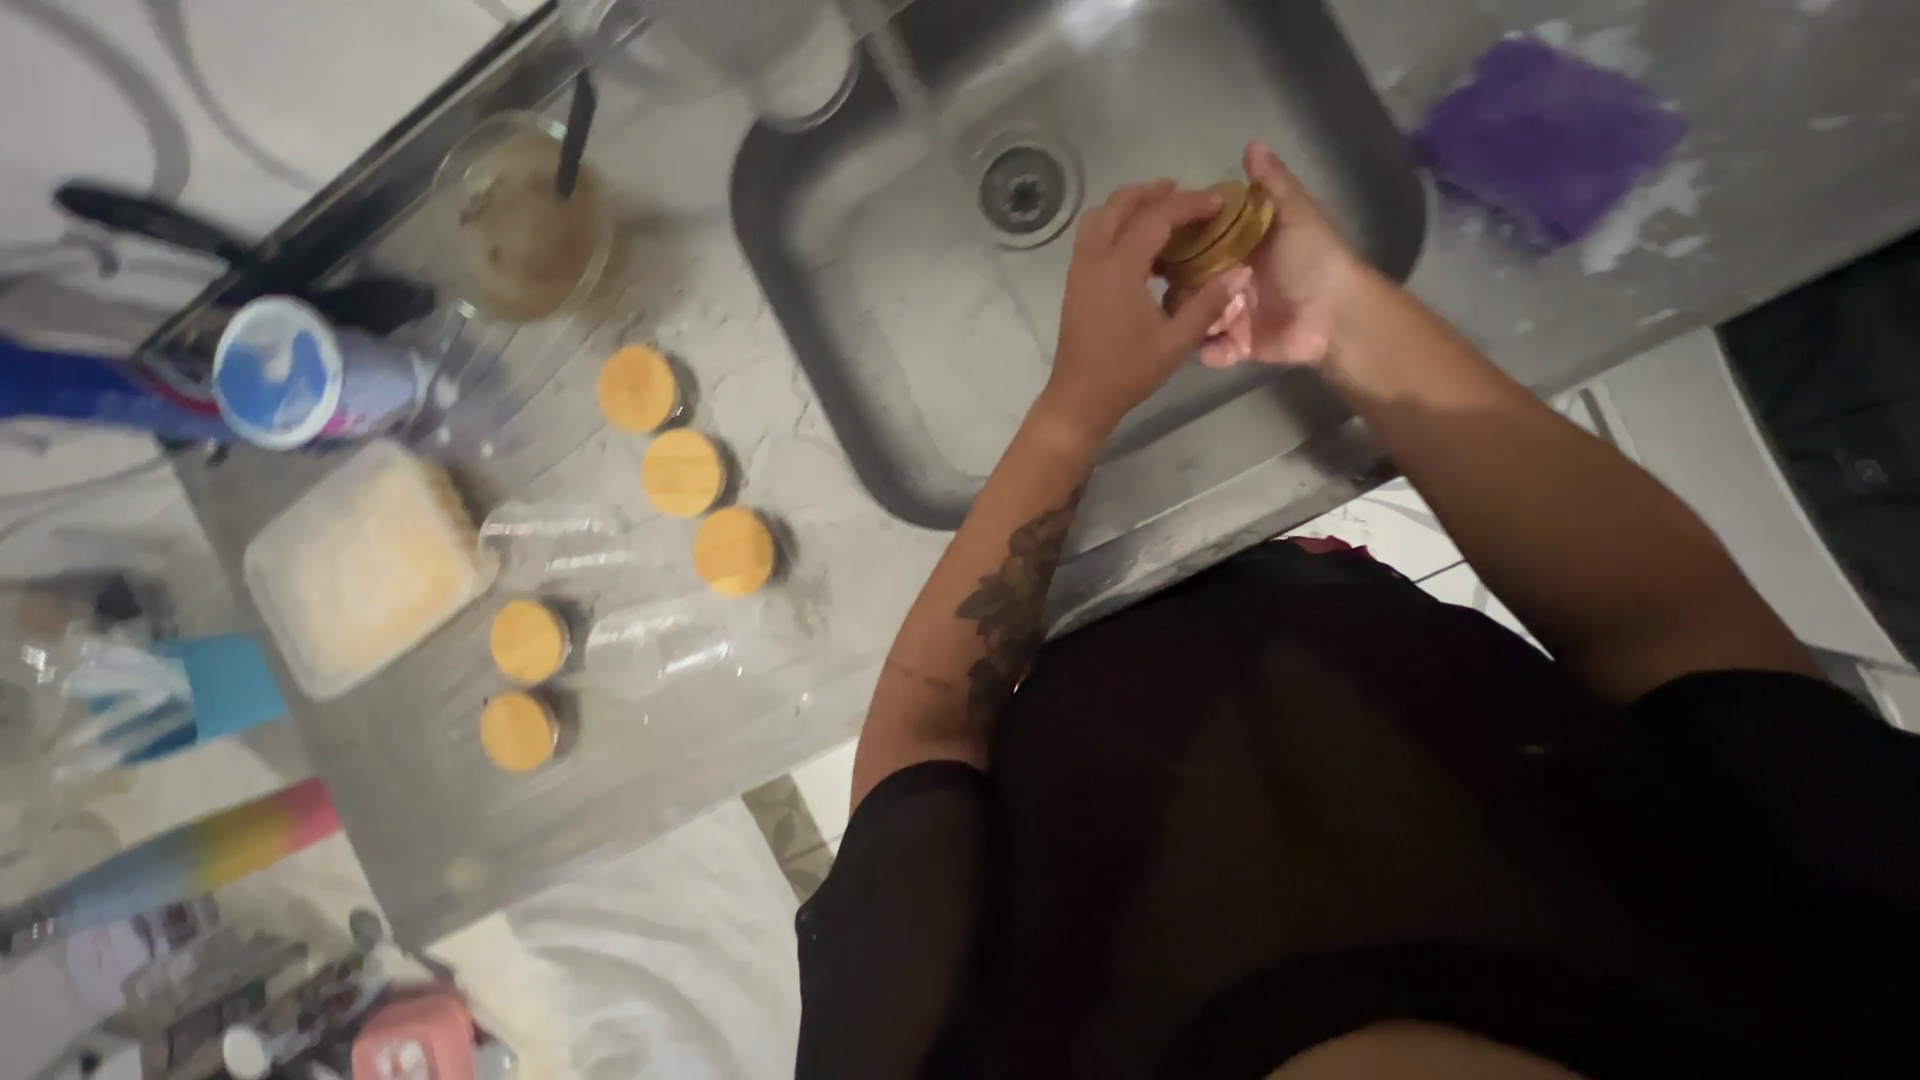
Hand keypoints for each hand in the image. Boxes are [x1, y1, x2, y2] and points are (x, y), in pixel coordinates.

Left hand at [1039, 180, 1241, 442]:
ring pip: (1100, 217)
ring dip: (1130, 206)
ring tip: (1162, 212)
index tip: (1217, 204)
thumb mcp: (1175, 343)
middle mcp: (1093, 260)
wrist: (1079, 398)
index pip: (1155, 218)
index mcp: (1118, 269)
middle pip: (1120, 205)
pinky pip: (1092, 238)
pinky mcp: (1074, 283)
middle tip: (1186, 195)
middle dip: (1153, 193)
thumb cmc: (1127, 373)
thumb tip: (1240, 272)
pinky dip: (1115, 226)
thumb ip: (1208, 304)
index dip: (1189, 204)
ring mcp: (1079, 270)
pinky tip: (1141, 247)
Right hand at [1194, 140, 1365, 367]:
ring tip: (1212, 319)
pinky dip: (1211, 350)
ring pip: (1189, 320)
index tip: (1163, 244)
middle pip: (1183, 285)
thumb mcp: (1295, 214)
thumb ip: (1272, 183)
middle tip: (1191, 291)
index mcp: (1235, 248)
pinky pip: (1209, 350)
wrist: (1336, 314)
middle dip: (1181, 290)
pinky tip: (1224, 342)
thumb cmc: (1315, 259)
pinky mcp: (1236, 345)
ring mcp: (1228, 315)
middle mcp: (1225, 280)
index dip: (1177, 243)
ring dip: (1194, 321)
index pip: (1192, 243)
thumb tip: (1252, 143)